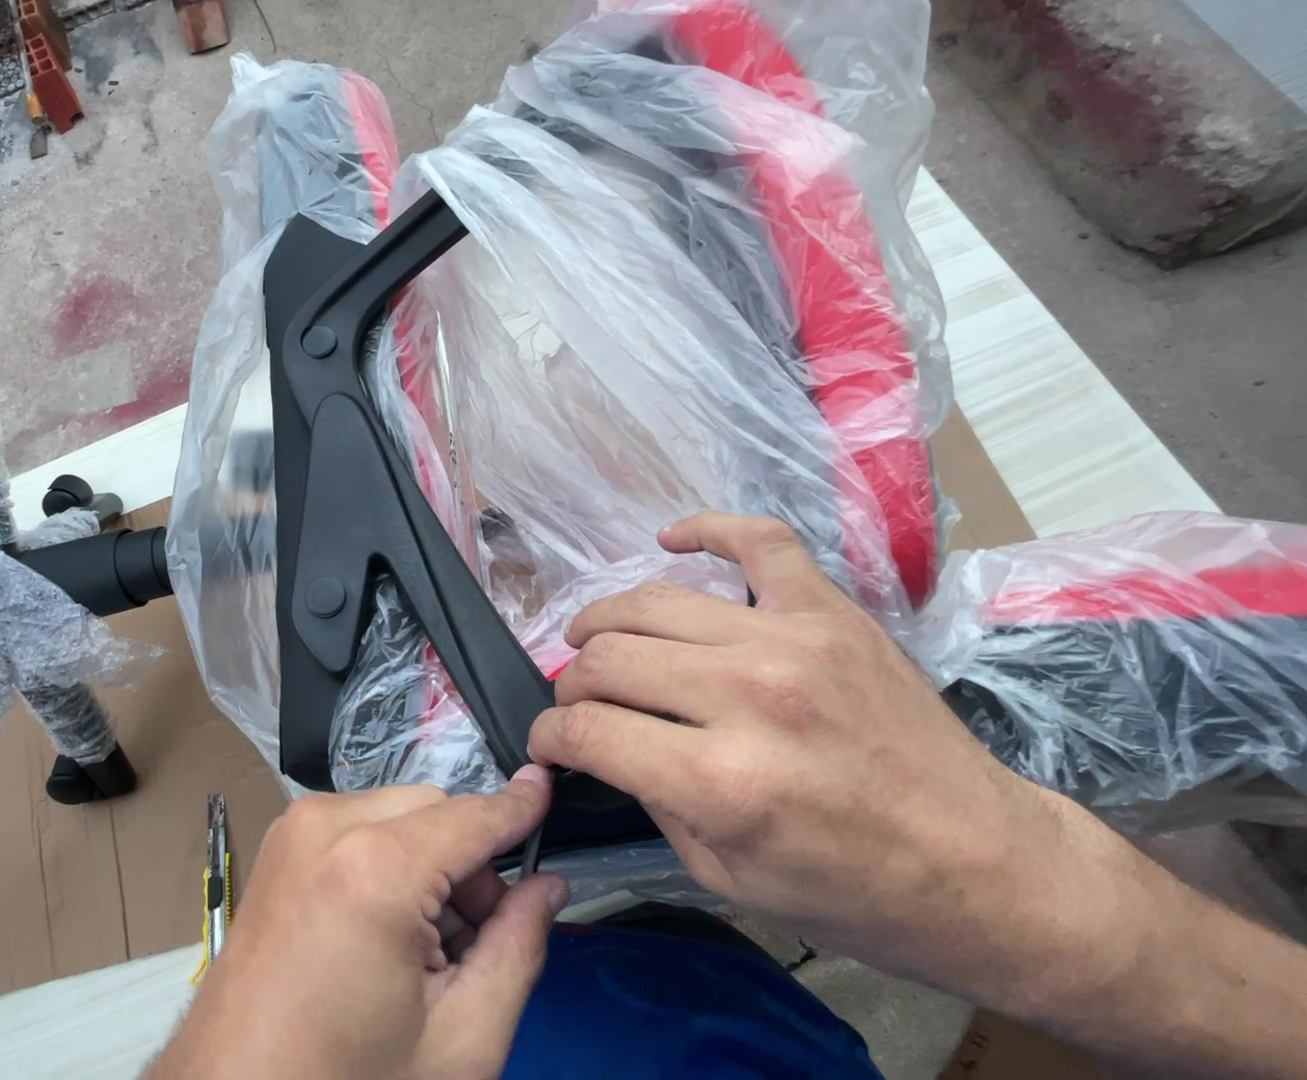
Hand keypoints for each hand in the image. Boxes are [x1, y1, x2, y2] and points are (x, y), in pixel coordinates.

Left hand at [147, 768, 570, 1079]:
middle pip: (436, 810)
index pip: (473, 817)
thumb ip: (517, 948)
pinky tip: (387, 928)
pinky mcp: (279, 844)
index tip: (547, 787)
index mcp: (375, 870)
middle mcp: (328, 827)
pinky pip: (358, 823)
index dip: (520, 805)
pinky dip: (389, 857)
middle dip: (471, 859)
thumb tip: (549, 887)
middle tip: (478, 935)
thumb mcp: (458, 1039)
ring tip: (428, 946)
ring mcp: (295, 829)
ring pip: (398, 812)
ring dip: (430, 859)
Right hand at [527, 512, 1132, 1003]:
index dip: (548, 736)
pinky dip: (705, 529)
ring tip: (594, 640)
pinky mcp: (832, 613)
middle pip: (606, 658)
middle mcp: (747, 696)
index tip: (548, 744)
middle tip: (579, 704)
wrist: (986, 868)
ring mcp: (792, 642)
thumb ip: (648, 796)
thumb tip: (595, 745)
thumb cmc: (851, 892)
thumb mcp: (722, 874)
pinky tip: (670, 539)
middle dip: (571, 685)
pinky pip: (757, 542)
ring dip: (603, 621)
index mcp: (718, 781)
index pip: (585, 730)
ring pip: (652, 602)